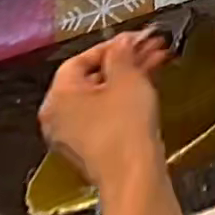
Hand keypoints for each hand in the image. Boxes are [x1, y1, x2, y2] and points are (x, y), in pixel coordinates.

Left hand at [39, 29, 173, 197]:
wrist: (134, 174)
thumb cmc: (125, 127)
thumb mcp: (127, 77)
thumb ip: (122, 52)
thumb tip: (121, 41)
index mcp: (58, 97)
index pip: (82, 58)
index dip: (112, 45)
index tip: (135, 40)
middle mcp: (58, 116)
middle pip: (92, 76)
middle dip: (124, 60)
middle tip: (148, 48)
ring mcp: (73, 134)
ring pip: (101, 94)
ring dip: (128, 76)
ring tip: (156, 63)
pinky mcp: (91, 147)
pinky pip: (105, 113)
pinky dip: (123, 98)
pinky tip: (148, 87)